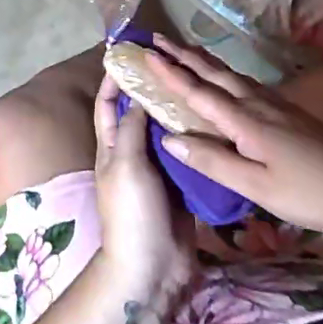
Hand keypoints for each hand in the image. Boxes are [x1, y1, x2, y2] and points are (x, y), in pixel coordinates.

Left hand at [94, 68, 194, 303]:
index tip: (130, 54)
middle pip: (140, 113)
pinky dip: (197, 138)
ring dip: (177, 112)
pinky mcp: (180, 185)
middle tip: (177, 65)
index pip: (107, 103)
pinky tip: (215, 123)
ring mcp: (157, 170)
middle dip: (152, 90)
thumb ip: (132, 128)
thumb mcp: (126, 164)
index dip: (114, 79)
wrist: (152, 269)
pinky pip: (188, 155)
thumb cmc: (131, 212)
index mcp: (112, 147)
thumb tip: (140, 93)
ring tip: (200, 87)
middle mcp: (133, 154)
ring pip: (166, 131)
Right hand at [147, 34, 322, 234]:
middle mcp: (256, 104)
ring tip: (184, 50)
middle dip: (183, 55)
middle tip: (157, 39)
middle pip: (213, 73)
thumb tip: (169, 137)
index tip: (146, 52)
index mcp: (244, 121)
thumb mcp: (255, 186)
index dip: (170, 72)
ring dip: (203, 60)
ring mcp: (275, 104)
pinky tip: (227, 79)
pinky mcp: (288, 111)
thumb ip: (212, 160)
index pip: (198, 91)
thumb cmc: (308, 193)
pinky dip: (224, 73)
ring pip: (230, 74)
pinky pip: (245, 83)